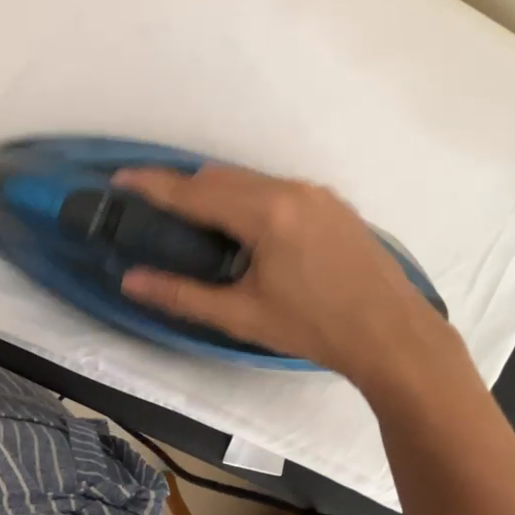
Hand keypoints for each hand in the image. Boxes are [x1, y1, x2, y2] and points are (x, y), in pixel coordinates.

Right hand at [114, 165, 459, 389]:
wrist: (396, 337)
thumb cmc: (315, 328)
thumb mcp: (241, 315)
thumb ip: (181, 294)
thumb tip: (129, 280)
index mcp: (266, 214)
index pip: (195, 192)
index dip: (153, 185)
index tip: (119, 178)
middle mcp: (291, 190)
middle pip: (219, 177)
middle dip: (180, 187)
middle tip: (149, 205)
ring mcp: (316, 193)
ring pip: (248, 179)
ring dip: (213, 191)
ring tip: (188, 216)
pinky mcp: (332, 203)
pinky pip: (273, 186)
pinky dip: (243, 196)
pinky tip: (238, 225)